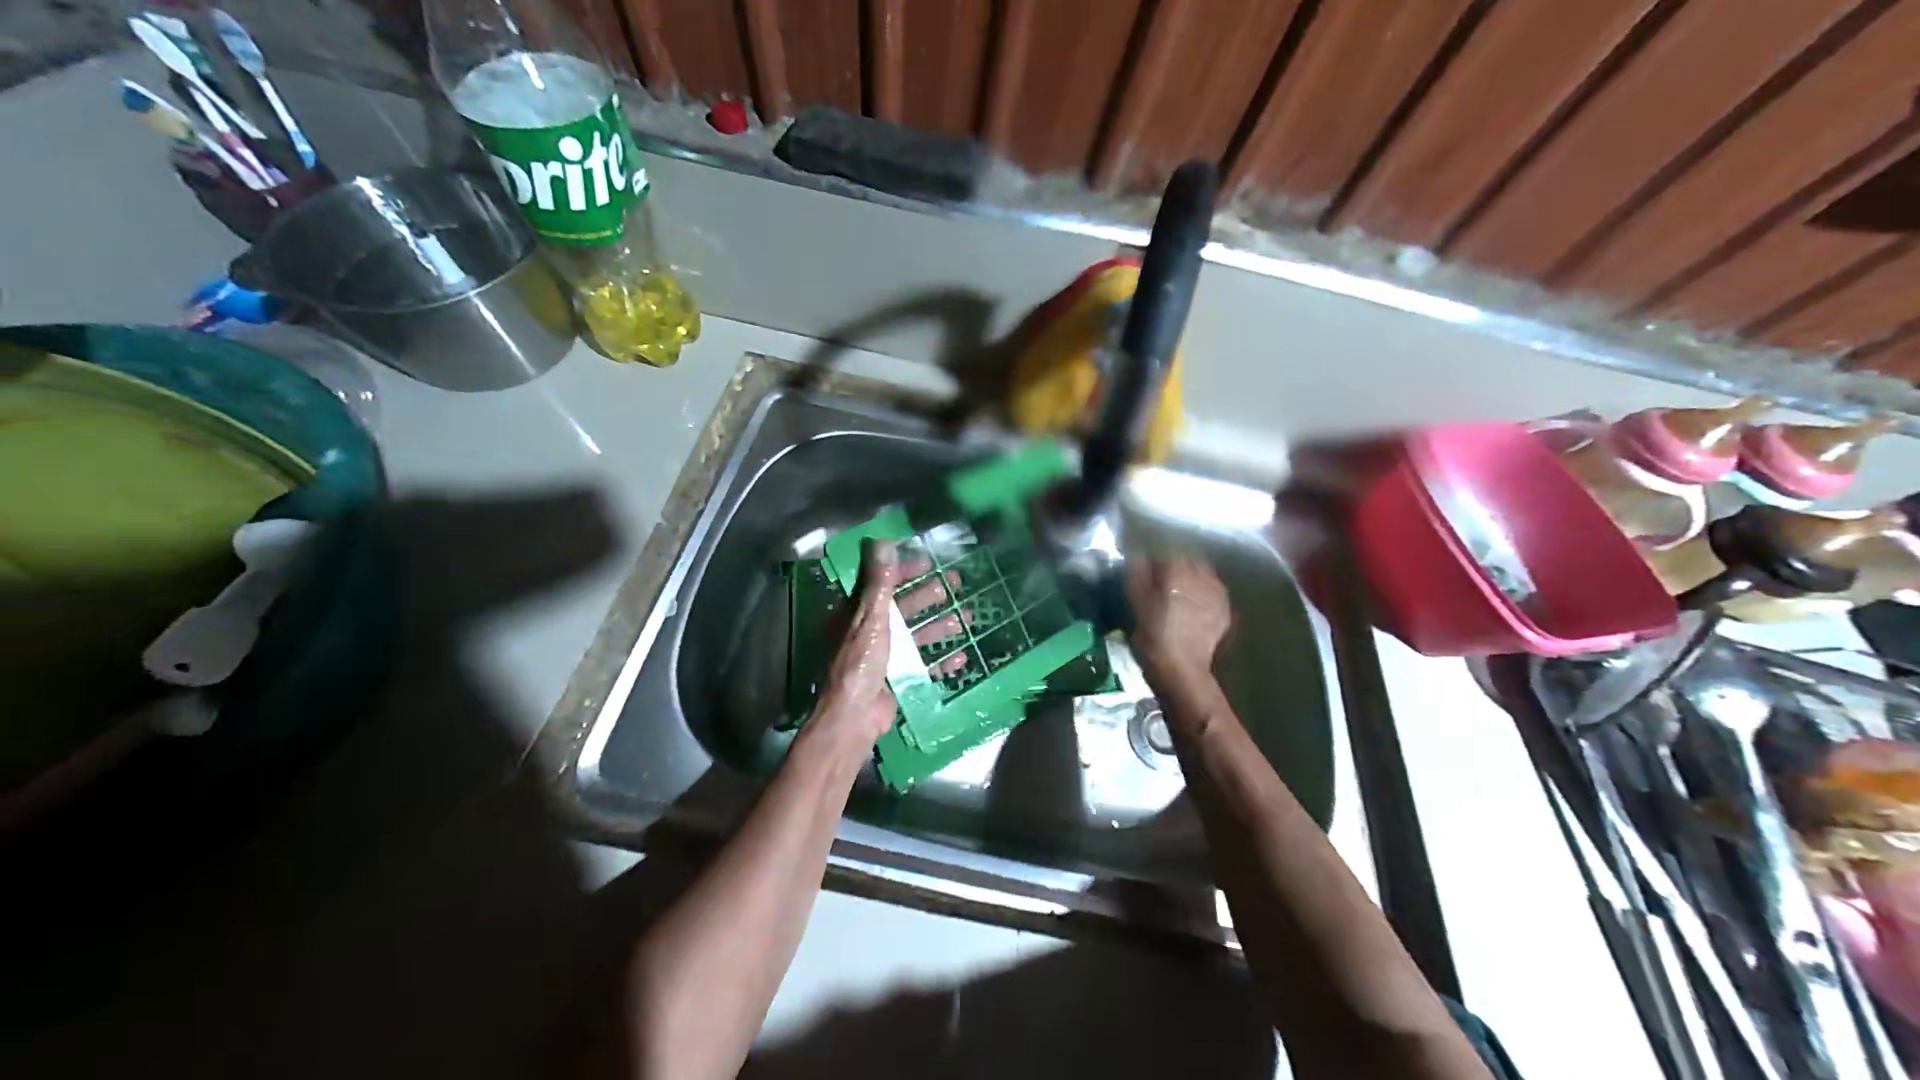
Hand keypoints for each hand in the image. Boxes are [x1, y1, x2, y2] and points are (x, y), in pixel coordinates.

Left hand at [810, 539, 971, 752]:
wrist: (854, 717)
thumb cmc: (859, 663)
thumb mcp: (869, 618)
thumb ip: (878, 582)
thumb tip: (881, 541)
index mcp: (856, 613)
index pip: (881, 583)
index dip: (904, 570)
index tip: (929, 561)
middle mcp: (869, 631)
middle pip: (903, 606)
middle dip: (929, 595)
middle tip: (956, 584)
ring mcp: (884, 655)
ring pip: (916, 634)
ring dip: (939, 625)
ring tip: (966, 618)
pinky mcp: (896, 677)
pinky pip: (922, 663)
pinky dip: (940, 660)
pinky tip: (960, 657)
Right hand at [1125, 557, 1230, 686]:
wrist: (1181, 671)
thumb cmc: (1152, 635)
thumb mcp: (1134, 602)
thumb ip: (1136, 573)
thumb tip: (1137, 555)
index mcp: (1179, 572)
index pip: (1170, 550)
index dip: (1157, 558)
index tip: (1148, 569)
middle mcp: (1203, 578)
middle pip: (1192, 559)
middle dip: (1178, 565)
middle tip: (1164, 580)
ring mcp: (1218, 595)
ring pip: (1205, 575)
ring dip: (1193, 579)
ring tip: (1180, 594)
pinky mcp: (1226, 612)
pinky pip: (1214, 593)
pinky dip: (1203, 595)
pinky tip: (1193, 608)